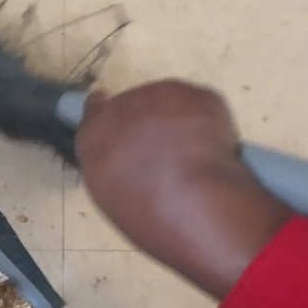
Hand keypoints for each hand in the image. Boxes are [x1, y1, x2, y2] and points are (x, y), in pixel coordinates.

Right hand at [74, 80, 290, 298]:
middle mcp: (121, 107)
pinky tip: (213, 150)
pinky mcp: (197, 95)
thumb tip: (129, 160)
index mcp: (94, 136)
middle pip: (136, 107)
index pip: (94, 112)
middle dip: (150, 124)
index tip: (121, 120)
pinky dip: (209, 123)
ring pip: (171, 104)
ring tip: (193, 156)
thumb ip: (113, 166)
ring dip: (179, 122)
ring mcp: (161, 95)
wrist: (186, 200)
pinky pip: (203, 107)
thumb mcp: (111, 194)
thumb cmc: (143, 212)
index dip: (108, 114)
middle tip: (168, 156)